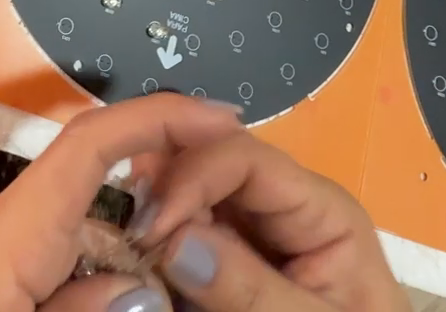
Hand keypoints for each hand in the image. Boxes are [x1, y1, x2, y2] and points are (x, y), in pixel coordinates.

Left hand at [0, 95, 243, 311]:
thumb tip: (138, 290)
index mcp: (9, 233)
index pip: (93, 145)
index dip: (158, 117)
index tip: (220, 115)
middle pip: (93, 183)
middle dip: (155, 192)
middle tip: (211, 225)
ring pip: (70, 226)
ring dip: (118, 243)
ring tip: (163, 257)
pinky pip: (42, 252)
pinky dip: (79, 269)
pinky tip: (95, 291)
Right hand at [129, 131, 406, 311]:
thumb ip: (252, 289)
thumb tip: (174, 239)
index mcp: (317, 206)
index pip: (242, 156)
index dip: (190, 176)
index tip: (150, 227)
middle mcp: (279, 205)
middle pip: (207, 165)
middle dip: (164, 191)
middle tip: (128, 236)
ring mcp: (251, 231)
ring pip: (187, 196)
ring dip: (155, 218)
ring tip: (131, 251)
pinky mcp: (227, 258)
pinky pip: (184, 236)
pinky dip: (159, 248)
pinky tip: (144, 265)